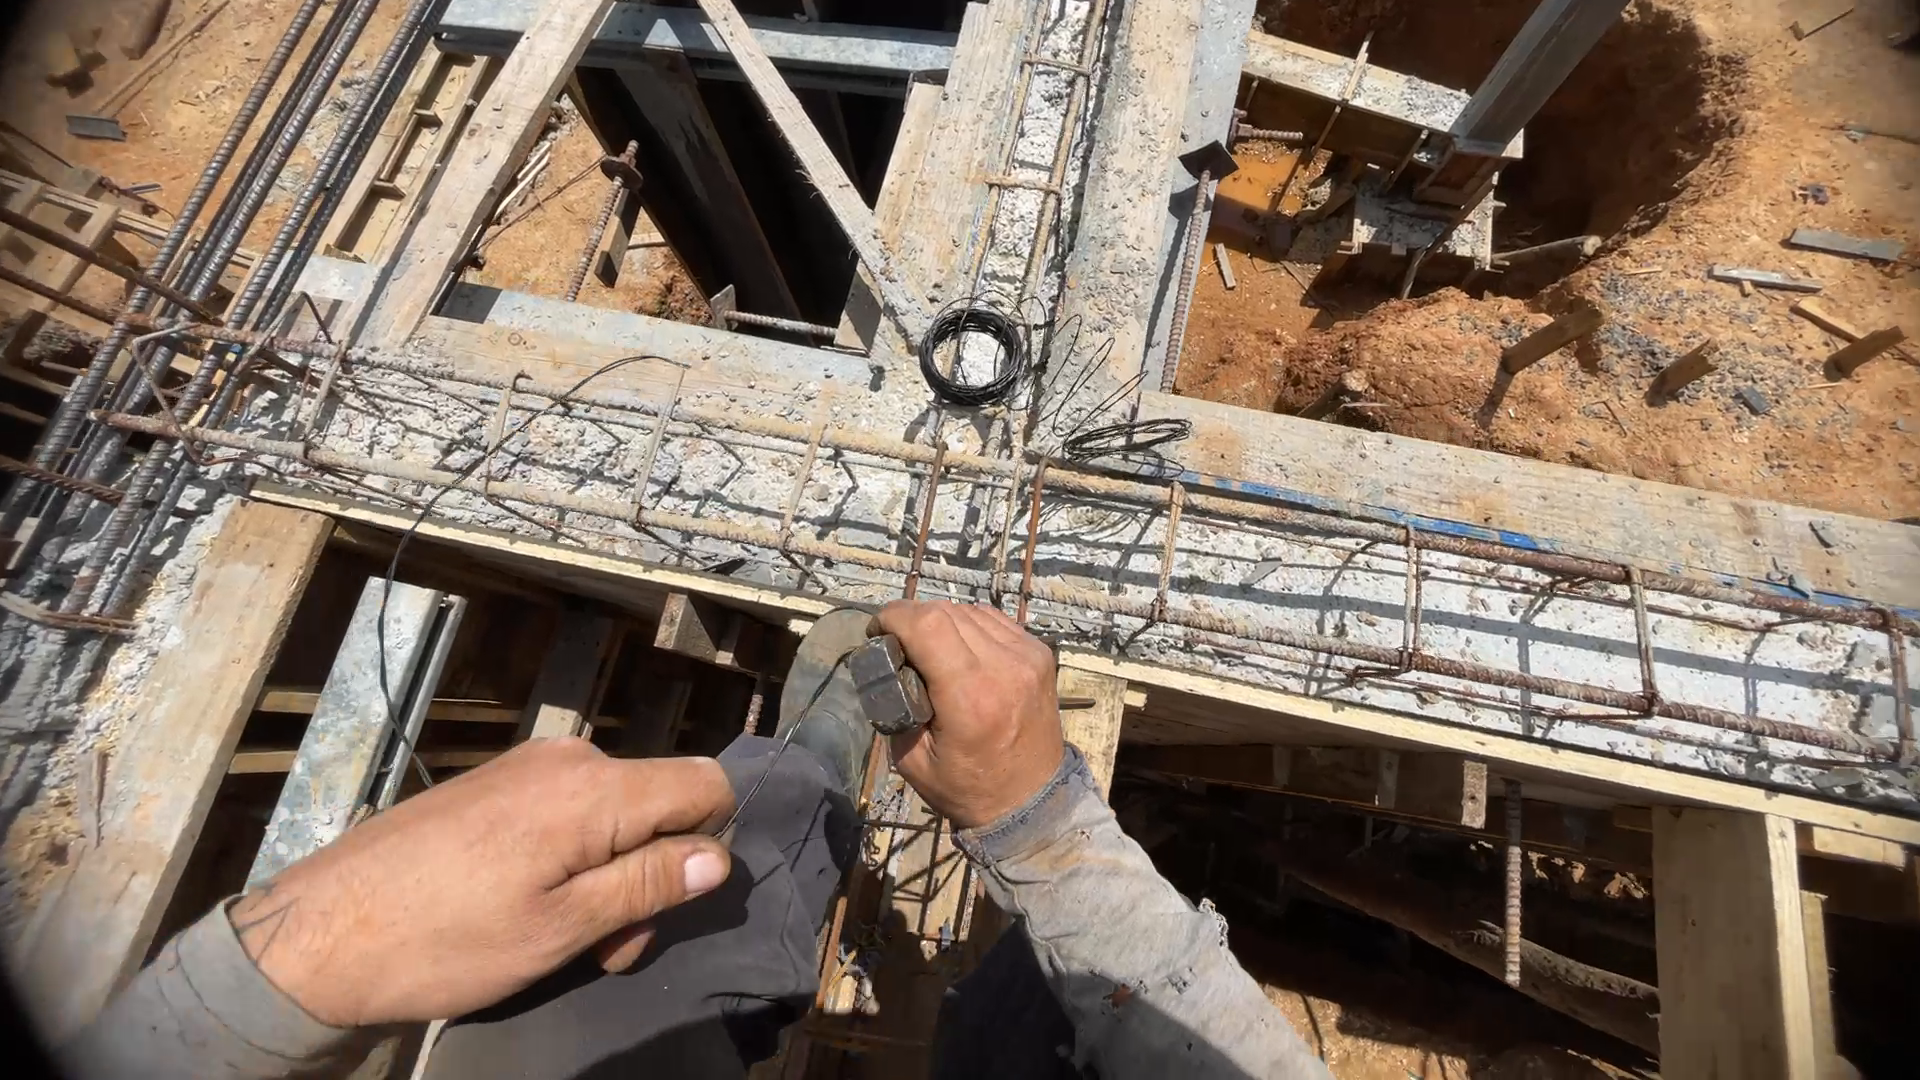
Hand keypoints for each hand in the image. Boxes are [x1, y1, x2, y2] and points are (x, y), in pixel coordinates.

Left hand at [229, 738, 733, 1027]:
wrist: (307, 934)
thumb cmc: (443, 940)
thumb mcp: (559, 928)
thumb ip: (649, 883)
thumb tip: (721, 856)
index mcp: (598, 787)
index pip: (706, 781)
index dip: (710, 837)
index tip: (668, 897)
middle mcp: (576, 756)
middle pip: (661, 801)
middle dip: (652, 870)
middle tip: (608, 944)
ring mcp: (536, 762)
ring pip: (619, 808)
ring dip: (613, 868)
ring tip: (563, 931)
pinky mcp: (506, 777)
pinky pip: (576, 803)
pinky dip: (578, 850)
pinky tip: (531, 896)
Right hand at [876, 600, 1063, 828]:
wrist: (1033, 801)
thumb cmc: (969, 789)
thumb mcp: (912, 760)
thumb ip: (895, 706)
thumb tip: (887, 662)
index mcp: (970, 696)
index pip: (928, 625)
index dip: (895, 616)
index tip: (878, 630)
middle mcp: (1004, 667)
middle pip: (946, 612)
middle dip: (912, 618)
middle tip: (899, 643)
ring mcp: (1027, 656)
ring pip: (970, 611)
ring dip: (941, 620)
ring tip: (929, 648)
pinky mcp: (1040, 654)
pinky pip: (994, 620)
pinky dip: (969, 625)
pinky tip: (960, 647)